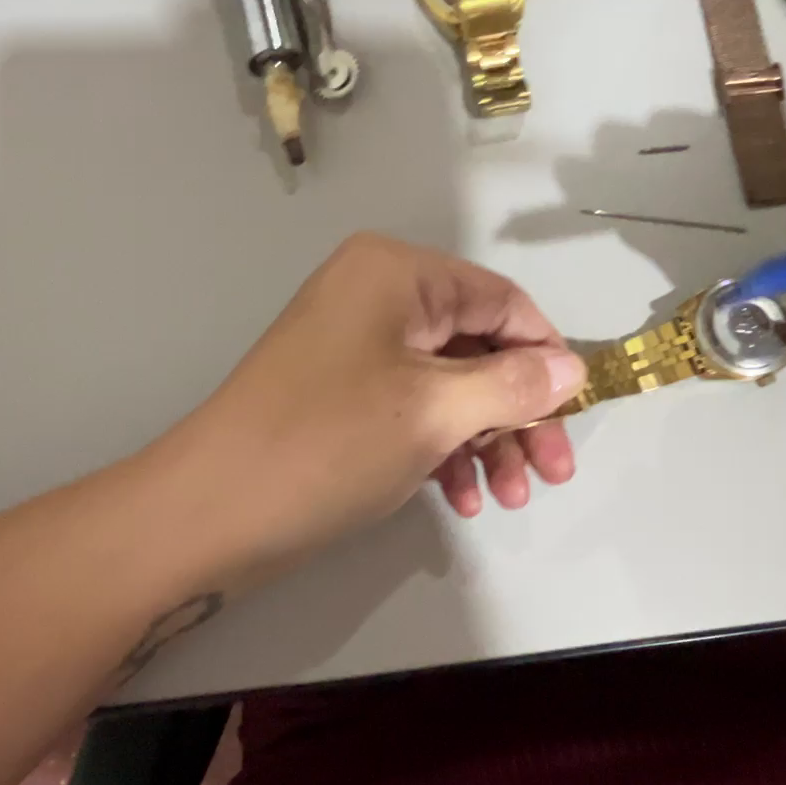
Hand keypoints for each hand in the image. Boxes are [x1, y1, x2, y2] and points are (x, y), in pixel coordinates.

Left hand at [160, 234, 584, 572]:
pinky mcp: (342, 393)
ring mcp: (356, 346)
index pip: (501, 300)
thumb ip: (513, 386)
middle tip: (551, 474)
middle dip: (518, 413)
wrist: (211, 511)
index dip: (546, 356)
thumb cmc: (328, 444)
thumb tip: (572, 369)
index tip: (574, 416)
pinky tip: (463, 499)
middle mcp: (377, 296)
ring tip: (509, 500)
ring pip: (449, 384)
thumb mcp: (435, 411)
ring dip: (486, 440)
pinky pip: (413, 408)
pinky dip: (443, 448)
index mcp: (396, 273)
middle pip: (478, 346)